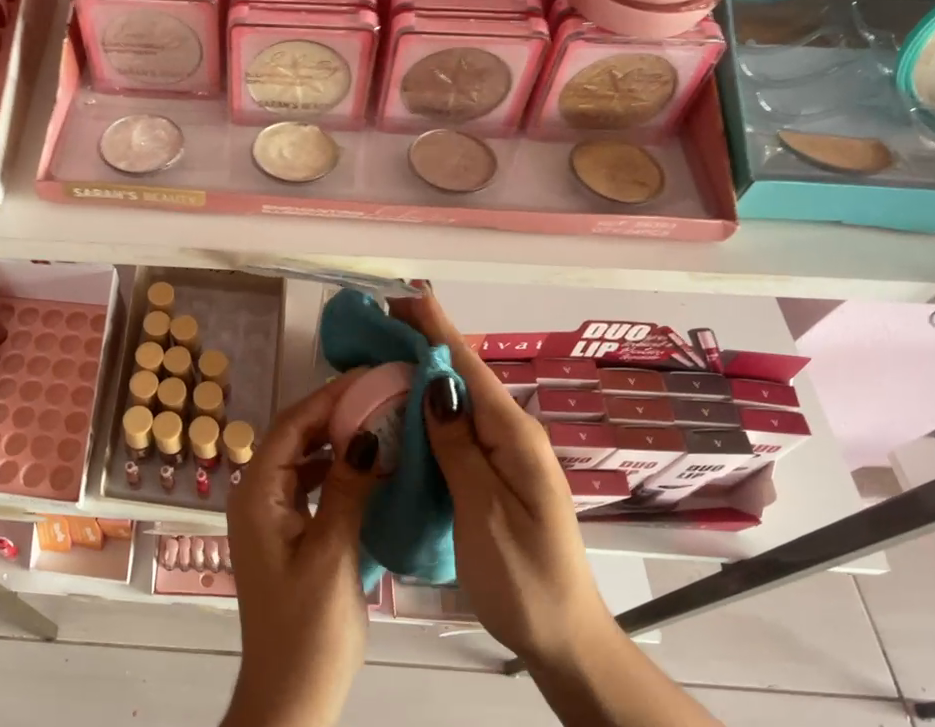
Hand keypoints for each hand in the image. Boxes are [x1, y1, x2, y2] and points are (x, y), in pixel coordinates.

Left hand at [223, 372, 380, 726]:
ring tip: (379, 420)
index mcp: (255, 495)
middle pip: (293, 437)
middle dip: (334, 413)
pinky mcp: (286, 535)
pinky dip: (336, 471)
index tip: (368, 376)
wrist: (292, 693)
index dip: (327, 397)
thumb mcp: (332, 551)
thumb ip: (346, 487)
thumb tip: (366, 432)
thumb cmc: (309, 626)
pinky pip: (309, 486)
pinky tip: (367, 466)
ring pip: (302, 460)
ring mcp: (269, 516)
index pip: (289, 426)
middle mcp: (255, 497)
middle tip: (380, 392)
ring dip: (336, 440)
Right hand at [390, 291, 612, 666]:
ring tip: (377, 351)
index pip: (467, 366)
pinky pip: (456, 428)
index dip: (434, 327)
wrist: (563, 638)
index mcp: (513, 436)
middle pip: (462, 375)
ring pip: (458, 400)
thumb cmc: (523, 579)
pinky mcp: (494, 475)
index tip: (398, 295)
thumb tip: (435, 383)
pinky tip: (400, 407)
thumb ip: (459, 447)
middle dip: (421, 341)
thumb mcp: (484, 513)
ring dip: (421, 371)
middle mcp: (511, 435)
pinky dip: (426, 409)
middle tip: (371, 323)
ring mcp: (504, 455)